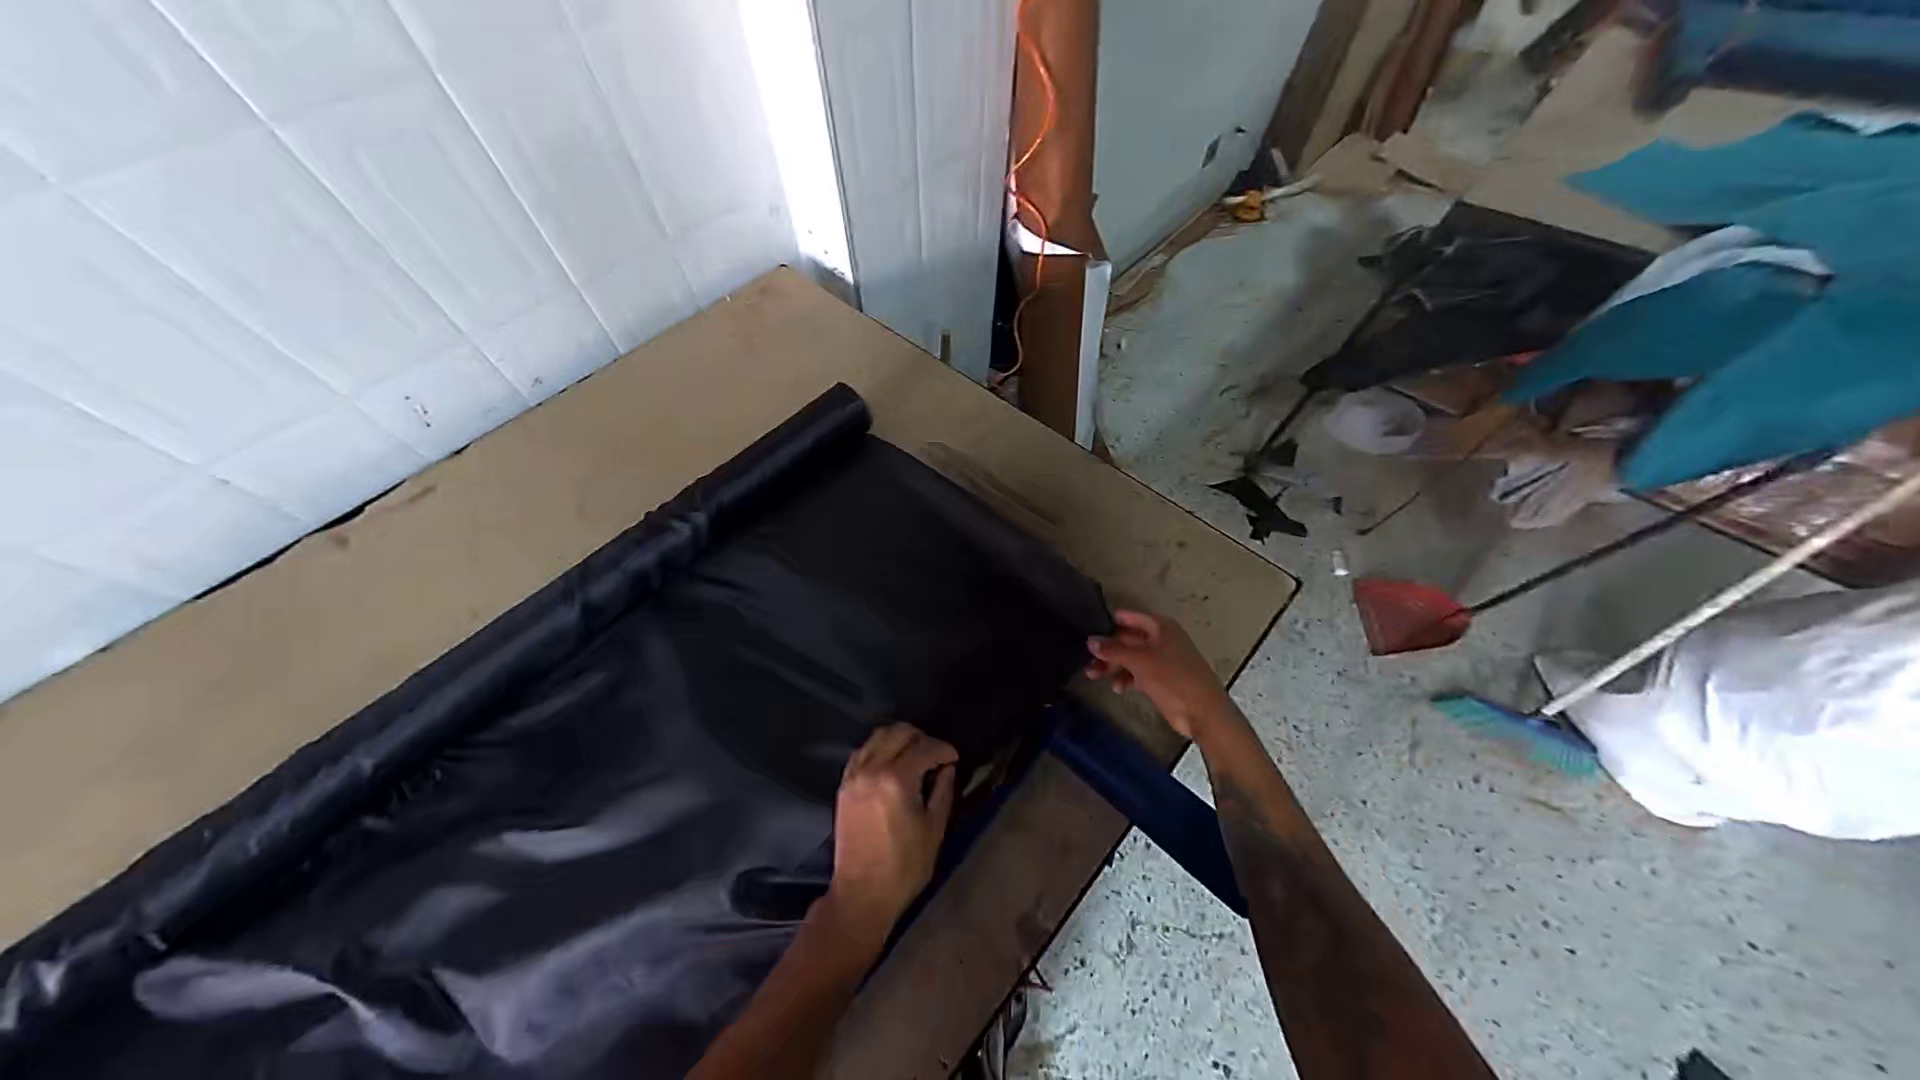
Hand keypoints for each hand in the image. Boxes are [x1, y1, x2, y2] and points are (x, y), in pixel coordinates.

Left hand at [825, 724, 957, 940]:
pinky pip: (861, 752)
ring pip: (877, 736)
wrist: (862, 893)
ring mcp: (854, 776)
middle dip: (921, 738)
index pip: (925, 747)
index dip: (944, 749)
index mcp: (897, 779)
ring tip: (915, 755)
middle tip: (936, 754)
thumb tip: (947, 768)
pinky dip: (878, 749)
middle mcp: (872, 769)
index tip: (954, 758)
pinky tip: (891, 763)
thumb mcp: (934, 828)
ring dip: (899, 739)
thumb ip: (943, 790)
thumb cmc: (904, 866)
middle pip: (898, 732)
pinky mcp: (844, 786)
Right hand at [1085, 610, 1237, 741]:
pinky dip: (1126, 678)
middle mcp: (1161, 640)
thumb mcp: (1140, 661)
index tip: (1089, 627)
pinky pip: (1137, 673)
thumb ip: (1113, 650)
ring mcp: (1161, 661)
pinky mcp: (1160, 680)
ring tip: (1093, 675)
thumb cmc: (1173, 677)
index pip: (1131, 617)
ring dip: (1113, 666)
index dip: (1111, 621)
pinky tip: (1117, 688)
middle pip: (1128, 639)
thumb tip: (1090, 641)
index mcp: (1161, 627)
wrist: (1202, 711)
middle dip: (1108, 649)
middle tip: (1087, 658)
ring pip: (1130, 658)